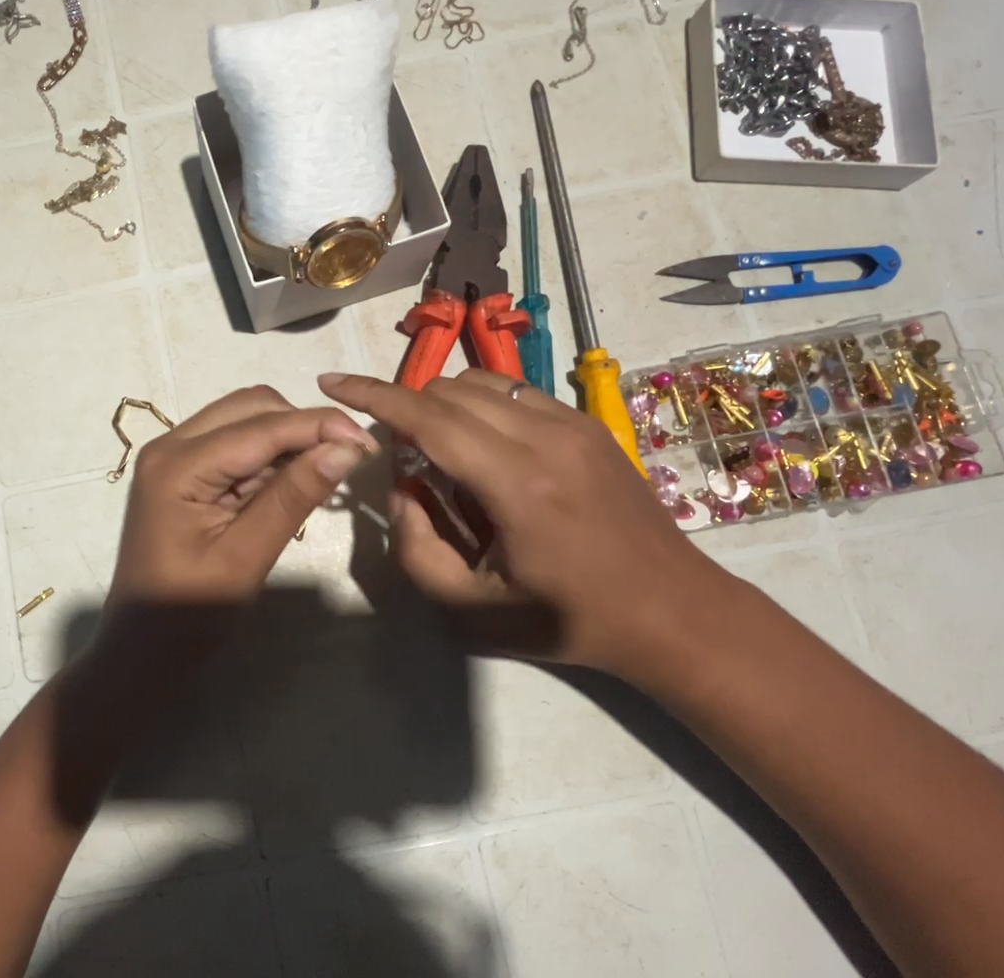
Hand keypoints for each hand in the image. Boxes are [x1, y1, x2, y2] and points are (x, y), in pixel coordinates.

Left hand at [93, 386, 376, 670]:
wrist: (142, 651)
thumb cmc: (189, 615)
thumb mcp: (246, 558)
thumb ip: (292, 498)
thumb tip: (346, 449)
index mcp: (177, 465)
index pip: (261, 426)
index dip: (319, 427)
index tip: (369, 444)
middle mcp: (170, 446)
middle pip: (251, 407)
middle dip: (302, 427)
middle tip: (344, 463)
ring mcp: (173, 457)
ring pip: (244, 420)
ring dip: (285, 441)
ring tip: (316, 480)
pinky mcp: (182, 472)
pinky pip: (233, 444)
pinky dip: (267, 457)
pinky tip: (286, 487)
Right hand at [318, 370, 732, 676]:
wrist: (672, 611)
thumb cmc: (567, 620)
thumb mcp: (470, 608)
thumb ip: (415, 547)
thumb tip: (400, 487)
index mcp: (518, 483)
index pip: (429, 417)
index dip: (372, 396)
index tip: (331, 382)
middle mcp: (547, 437)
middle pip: (450, 391)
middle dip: (406, 408)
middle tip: (395, 454)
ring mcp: (575, 424)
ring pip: (484, 383)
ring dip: (443, 404)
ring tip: (438, 453)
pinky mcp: (591, 425)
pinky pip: (516, 393)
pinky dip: (481, 407)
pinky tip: (483, 449)